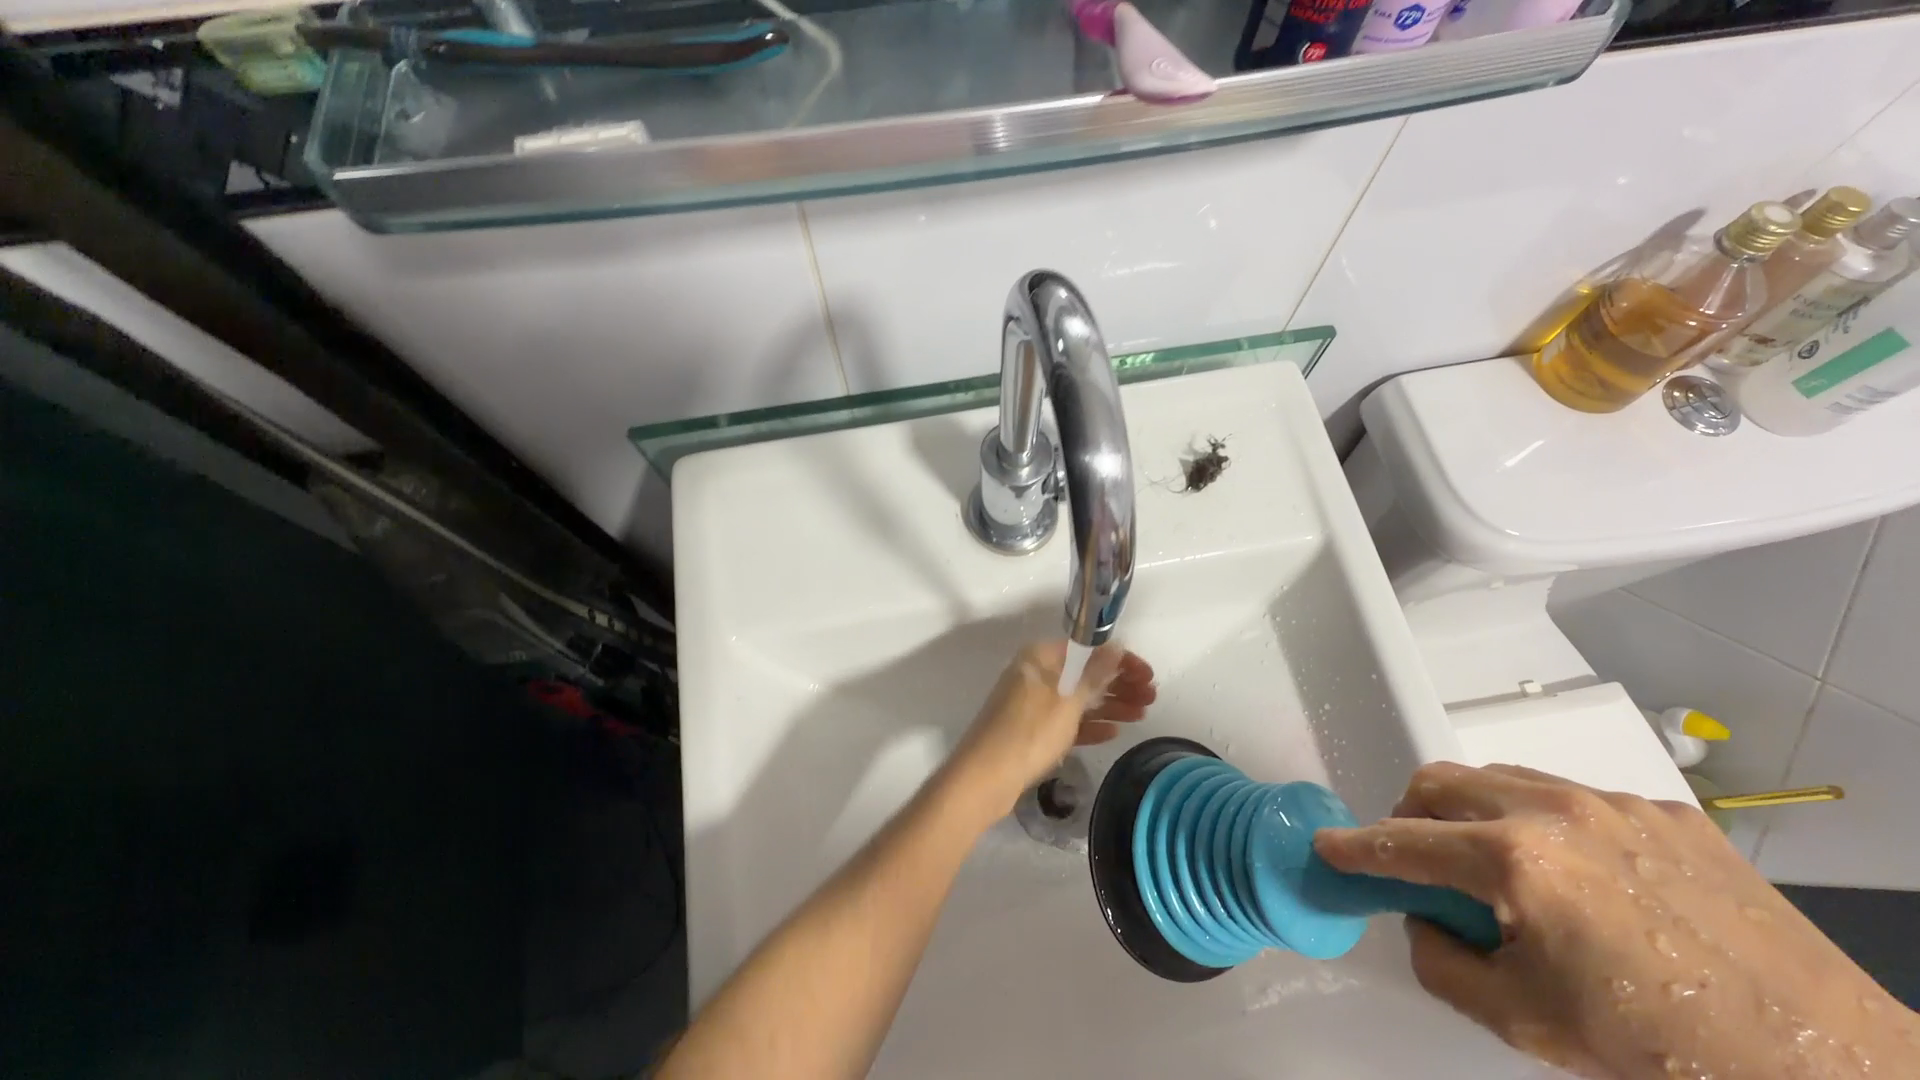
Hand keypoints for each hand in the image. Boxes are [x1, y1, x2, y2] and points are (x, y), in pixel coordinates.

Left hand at [945, 641, 1154, 820]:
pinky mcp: (1030, 731)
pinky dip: (1089, 725)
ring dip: (1110, 705)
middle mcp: (1035, 674)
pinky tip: (1113, 732)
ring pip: (1078, 699)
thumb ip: (1094, 673)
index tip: (1147, 676)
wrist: (984, 777)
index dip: (1120, 660)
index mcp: (1040, 658)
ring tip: (1141, 715)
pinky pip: (1066, 722)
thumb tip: (1115, 646)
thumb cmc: (1029, 732)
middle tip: (1150, 698)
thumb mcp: (1068, 700)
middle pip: (1084, 674)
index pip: (1087, 650)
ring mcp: (1031, 704)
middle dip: (1118, 684)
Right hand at [1313, 762, 1918, 1078]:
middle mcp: (1556, 811)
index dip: (1355, 847)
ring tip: (1495, 866)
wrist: (1822, 1063)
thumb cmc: (1655, 1048)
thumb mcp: (1518, 1019)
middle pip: (1441, 781)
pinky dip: (1543, 824)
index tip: (1327, 847)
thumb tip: (1426, 919)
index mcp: (1514, 861)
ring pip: (1503, 777)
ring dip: (1472, 811)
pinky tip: (1580, 878)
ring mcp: (1615, 803)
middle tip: (1415, 862)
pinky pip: (1573, 797)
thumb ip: (1442, 958)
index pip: (1403, 842)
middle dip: (1408, 816)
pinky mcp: (1664, 811)